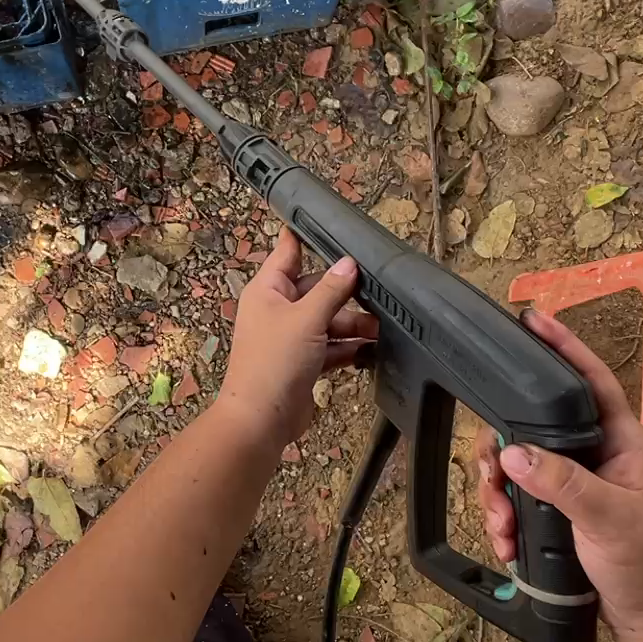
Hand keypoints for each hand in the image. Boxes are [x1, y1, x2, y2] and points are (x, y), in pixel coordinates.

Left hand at [214, 228, 378, 443]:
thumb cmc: (274, 362)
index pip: (288, 252)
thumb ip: (331, 290)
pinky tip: (371, 350)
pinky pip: (329, 347)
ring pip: (326, 320)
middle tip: (377, 294)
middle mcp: (276, 309)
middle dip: (345, 294)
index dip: (307, 236)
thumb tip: (349, 264)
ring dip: (351, 324)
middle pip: (316, 289)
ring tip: (382, 329)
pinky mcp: (302, 362)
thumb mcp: (306, 319)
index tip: (331, 222)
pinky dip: (347, 348)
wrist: (261, 419)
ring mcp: (289, 337)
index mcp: (267, 290)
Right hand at [474, 309, 642, 641]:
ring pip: (516, 466)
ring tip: (501, 528)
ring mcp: (573, 485)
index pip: (591, 382)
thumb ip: (563, 484)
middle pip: (532, 427)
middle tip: (490, 481)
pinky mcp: (556, 512)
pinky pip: (516, 499)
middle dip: (502, 455)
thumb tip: (511, 452)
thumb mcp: (612, 522)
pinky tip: (506, 544)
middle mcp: (592, 456)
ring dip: (498, 496)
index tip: (532, 319)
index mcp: (620, 444)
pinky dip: (503, 518)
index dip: (563, 347)